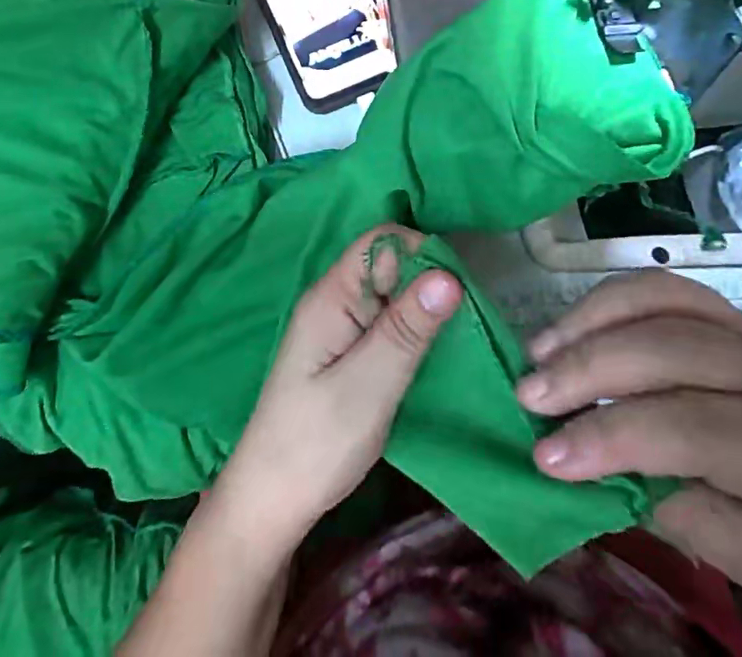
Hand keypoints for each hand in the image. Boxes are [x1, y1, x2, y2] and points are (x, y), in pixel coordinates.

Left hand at [214, 224, 463, 549]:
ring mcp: (340, 328)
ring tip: (461, 343)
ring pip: (393, 297)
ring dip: (427, 313)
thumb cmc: (316, 443)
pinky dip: (416, 335)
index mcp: (331, 297)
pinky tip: (440, 358)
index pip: (382, 242)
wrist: (272, 498)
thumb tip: (448, 275)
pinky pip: (389, 327)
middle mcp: (334, 302)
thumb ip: (406, 330)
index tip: (460, 293)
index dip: (423, 254)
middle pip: (390, 266)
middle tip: (468, 324)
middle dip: (431, 284)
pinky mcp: (349, 355)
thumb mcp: (368, 386)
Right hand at [517, 270, 741, 652]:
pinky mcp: (740, 322)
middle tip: (529, 394)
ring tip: (540, 351)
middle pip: (678, 347)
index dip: (612, 436)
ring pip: (669, 299)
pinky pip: (668, 291)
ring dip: (592, 319)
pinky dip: (610, 302)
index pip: (698, 427)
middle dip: (591, 368)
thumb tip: (581, 457)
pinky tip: (573, 327)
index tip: (545, 455)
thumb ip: (668, 503)